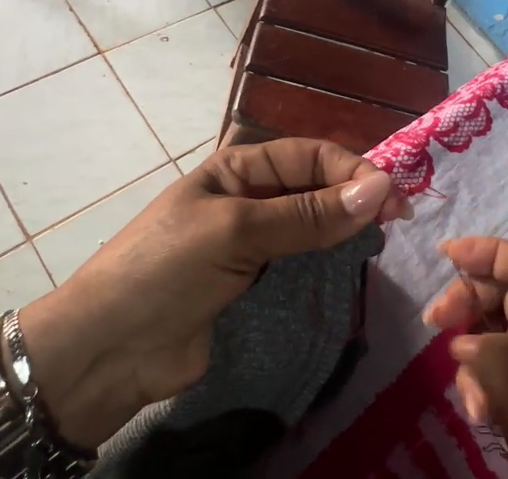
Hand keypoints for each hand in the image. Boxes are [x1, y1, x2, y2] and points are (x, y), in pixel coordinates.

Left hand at [17, 139, 407, 447]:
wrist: (109, 351)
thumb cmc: (165, 269)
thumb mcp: (236, 231)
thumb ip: (307, 215)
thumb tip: (379, 187)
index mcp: (238, 169)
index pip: (310, 155)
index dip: (352, 169)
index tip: (392, 196)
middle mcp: (251, 200)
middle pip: (317, 189)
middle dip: (357, 199)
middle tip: (399, 222)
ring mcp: (255, 247)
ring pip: (316, 230)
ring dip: (349, 233)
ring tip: (386, 244)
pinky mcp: (258, 290)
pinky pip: (305, 269)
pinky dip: (332, 268)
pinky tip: (356, 272)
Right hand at [425, 236, 507, 478]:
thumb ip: (500, 362)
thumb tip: (462, 342)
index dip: (488, 252)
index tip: (445, 255)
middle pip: (504, 295)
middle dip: (467, 300)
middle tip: (434, 321)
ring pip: (493, 335)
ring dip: (469, 352)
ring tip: (468, 390)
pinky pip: (494, 374)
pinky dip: (478, 385)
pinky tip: (479, 414)